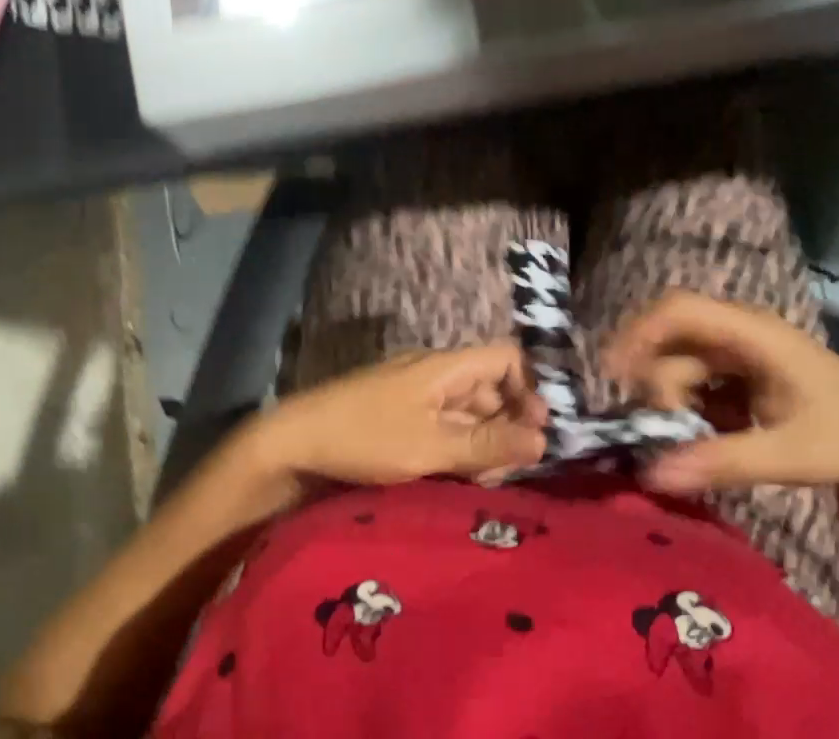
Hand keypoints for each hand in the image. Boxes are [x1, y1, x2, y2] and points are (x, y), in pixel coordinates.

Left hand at [254, 344, 548, 486]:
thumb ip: (488, 443)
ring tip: (479, 480)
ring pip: (467, 413)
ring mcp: (413, 395)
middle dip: (507, 427)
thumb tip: (545, 439)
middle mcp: (432, 374)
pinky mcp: (398, 419)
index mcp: (443, 366)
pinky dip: (456, 449)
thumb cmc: (364, 437)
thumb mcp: (432, 446)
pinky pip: (442, 427)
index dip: (531, 390)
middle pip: (491, 389)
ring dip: (482, 444)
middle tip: (505, 471)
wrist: (294, 443)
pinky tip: (454, 478)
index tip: (537, 434)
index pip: (507, 358)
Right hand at [602, 292, 838, 493]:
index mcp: (754, 334)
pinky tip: (709, 433)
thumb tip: (652, 474)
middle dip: (656, 385)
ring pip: (674, 361)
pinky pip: (689, 377)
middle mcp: (738, 331)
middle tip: (665, 430)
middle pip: (668, 341)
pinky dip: (687, 406)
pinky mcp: (733, 368)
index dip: (637, 334)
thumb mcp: (792, 456)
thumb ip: (723, 462)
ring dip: (671, 400)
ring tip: (692, 439)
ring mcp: (735, 349)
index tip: (612, 376)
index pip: (679, 310)